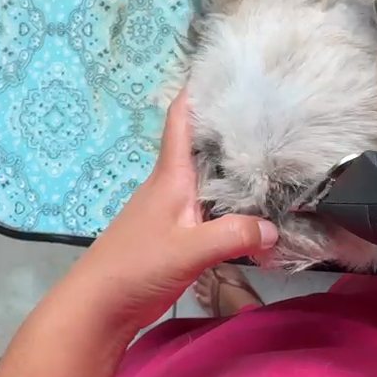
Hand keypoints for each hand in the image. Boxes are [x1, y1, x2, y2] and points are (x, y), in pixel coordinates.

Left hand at [60, 92, 278, 332]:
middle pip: (201, 146)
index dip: (198, 90)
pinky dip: (231, 205)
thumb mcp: (188, 249)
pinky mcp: (176, 236)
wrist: (101, 307)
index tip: (227, 69)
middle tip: (273, 113)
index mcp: (170, 176)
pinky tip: (255, 211)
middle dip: (231, 127)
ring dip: (234, 168)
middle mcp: (171, 186)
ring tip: (275, 156)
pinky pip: (209, 210)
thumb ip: (232, 235)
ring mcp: (173, 211)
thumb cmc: (136, 267)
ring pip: (207, 178)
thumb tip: (274, 229)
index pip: (181, 120)